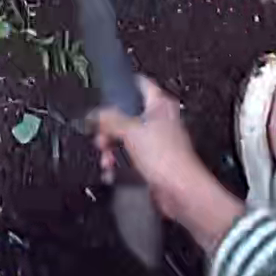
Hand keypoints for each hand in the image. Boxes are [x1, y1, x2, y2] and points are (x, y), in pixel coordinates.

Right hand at [89, 76, 243, 253]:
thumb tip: (93, 114)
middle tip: (101, 136)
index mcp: (159, 103)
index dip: (121, 86)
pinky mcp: (154, 162)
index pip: (138, 83)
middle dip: (109, 127)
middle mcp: (159, 119)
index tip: (104, 96)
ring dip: (112, 148)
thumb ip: (109, 119)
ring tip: (106, 159)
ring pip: (126, 137)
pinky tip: (112, 172)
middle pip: (126, 114)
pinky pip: (130, 157)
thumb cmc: (164, 156)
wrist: (182, 192)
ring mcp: (157, 141)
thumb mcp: (130, 129)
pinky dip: (119, 163)